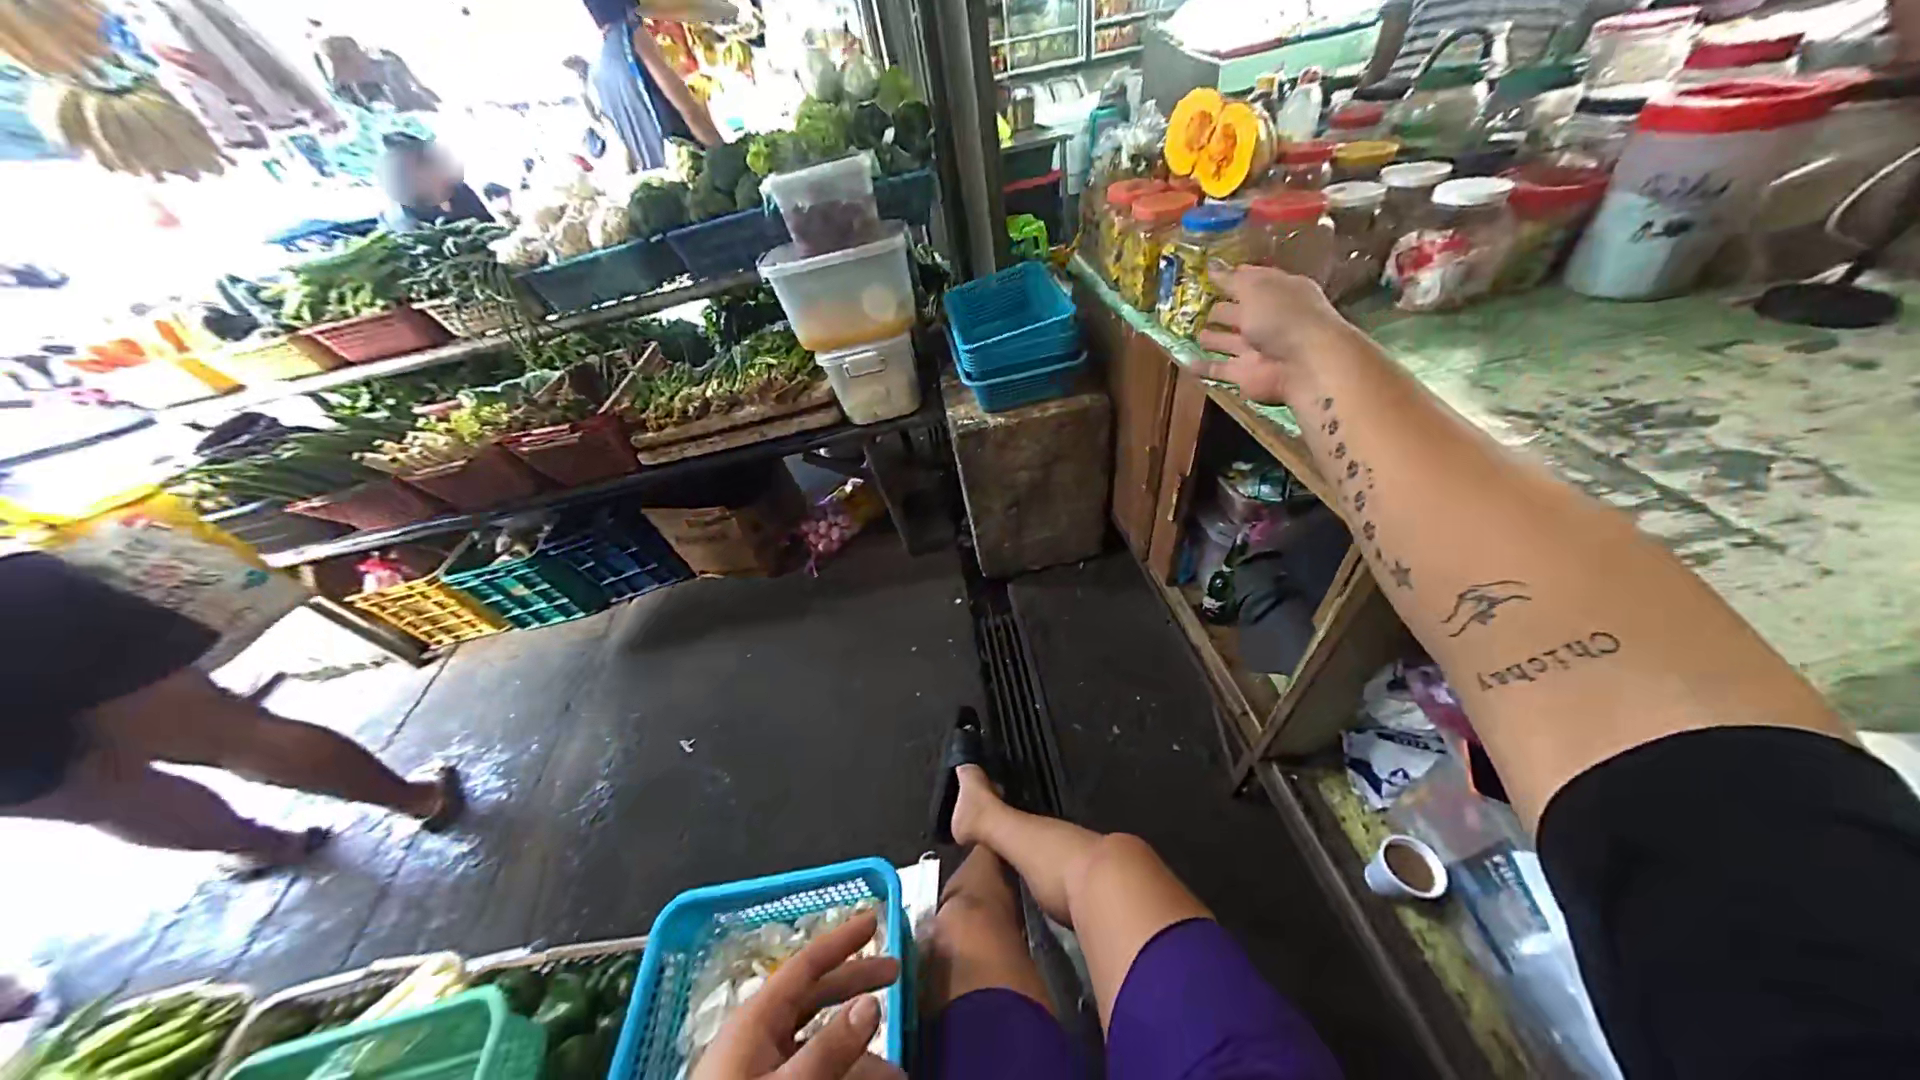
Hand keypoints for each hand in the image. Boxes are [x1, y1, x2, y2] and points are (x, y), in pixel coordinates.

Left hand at [690, 911, 903, 1079]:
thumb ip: (829, 1049)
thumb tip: (871, 1002)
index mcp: (757, 1021)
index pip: (807, 965)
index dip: (841, 941)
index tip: (874, 919)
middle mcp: (759, 1038)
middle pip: (816, 995)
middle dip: (856, 982)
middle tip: (896, 973)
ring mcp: (760, 1071)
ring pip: (819, 1042)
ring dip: (859, 1050)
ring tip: (898, 1073)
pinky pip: (811, 1073)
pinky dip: (841, 1076)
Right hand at [1194, 264, 1350, 404]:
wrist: (1302, 364)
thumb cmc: (1283, 316)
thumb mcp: (1256, 288)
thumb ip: (1232, 280)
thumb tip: (1212, 267)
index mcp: (1279, 293)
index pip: (1254, 282)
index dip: (1234, 278)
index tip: (1210, 276)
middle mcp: (1268, 321)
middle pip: (1239, 314)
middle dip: (1221, 311)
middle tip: (1196, 307)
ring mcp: (1256, 350)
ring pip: (1228, 342)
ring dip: (1213, 339)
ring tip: (1193, 334)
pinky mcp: (1244, 375)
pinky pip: (1219, 369)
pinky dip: (1204, 368)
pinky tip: (1187, 362)